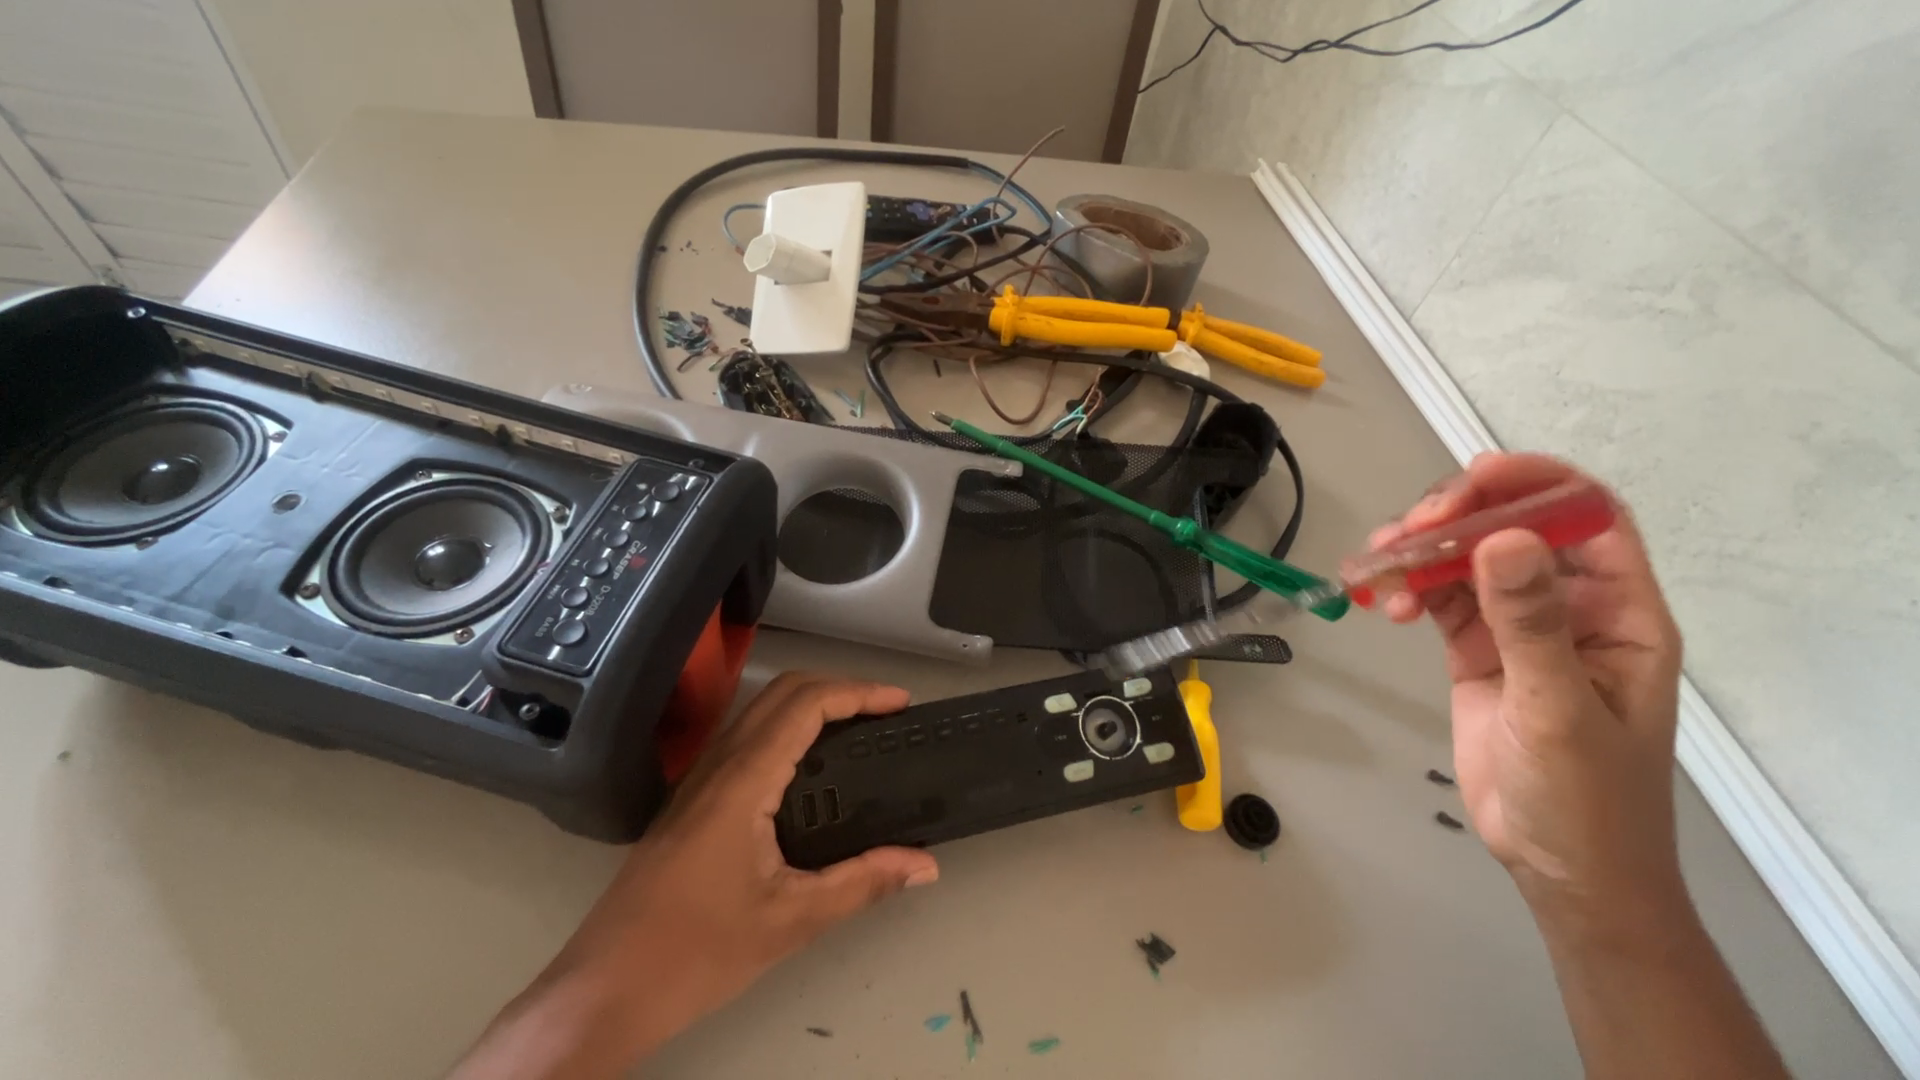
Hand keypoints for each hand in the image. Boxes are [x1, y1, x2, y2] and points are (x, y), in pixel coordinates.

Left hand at [453, 674, 938, 1078]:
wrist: (606, 987)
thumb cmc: (697, 952)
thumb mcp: (792, 921)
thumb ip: (863, 883)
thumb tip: (925, 866)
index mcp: (742, 781)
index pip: (805, 704)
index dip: (858, 692)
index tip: (900, 704)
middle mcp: (717, 764)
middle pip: (782, 692)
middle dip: (839, 688)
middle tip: (886, 712)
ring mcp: (698, 778)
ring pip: (760, 711)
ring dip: (812, 704)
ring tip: (859, 731)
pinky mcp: (691, 798)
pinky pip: (746, 738)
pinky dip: (789, 729)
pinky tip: (812, 768)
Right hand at [1373, 454, 1685, 922]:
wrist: (1560, 868)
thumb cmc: (1586, 798)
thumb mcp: (1558, 709)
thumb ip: (1530, 624)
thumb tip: (1503, 539)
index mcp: (1620, 611)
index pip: (1589, 518)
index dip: (1540, 483)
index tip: (1476, 476)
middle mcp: (1570, 606)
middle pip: (1514, 528)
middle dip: (1459, 517)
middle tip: (1408, 529)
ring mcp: (1517, 627)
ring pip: (1466, 560)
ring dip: (1421, 551)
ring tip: (1379, 563)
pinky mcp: (1475, 651)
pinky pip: (1438, 599)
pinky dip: (1407, 589)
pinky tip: (1383, 602)